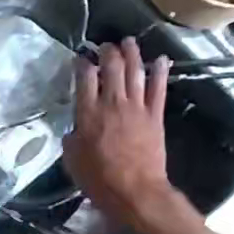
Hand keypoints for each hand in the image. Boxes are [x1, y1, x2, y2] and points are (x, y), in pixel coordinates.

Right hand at [64, 38, 181, 233]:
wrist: (135, 191)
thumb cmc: (99, 180)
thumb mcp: (73, 161)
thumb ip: (72, 139)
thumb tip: (75, 130)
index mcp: (88, 113)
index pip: (85, 77)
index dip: (82, 63)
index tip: (81, 59)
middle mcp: (112, 103)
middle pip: (111, 66)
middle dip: (108, 51)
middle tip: (105, 46)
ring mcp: (136, 107)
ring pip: (135, 71)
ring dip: (132, 53)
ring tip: (128, 42)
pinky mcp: (155, 116)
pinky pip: (159, 88)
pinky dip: (160, 71)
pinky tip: (161, 60)